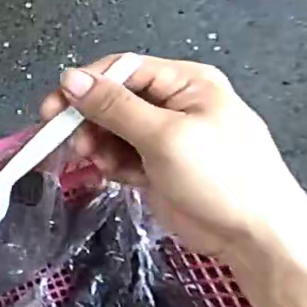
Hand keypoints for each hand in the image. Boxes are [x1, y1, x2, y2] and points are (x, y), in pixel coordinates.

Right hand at [40, 55, 306, 255]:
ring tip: (102, 164)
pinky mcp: (156, 164)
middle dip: (90, 121)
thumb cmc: (221, 178)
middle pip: (112, 100)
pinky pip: (120, 154)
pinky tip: (116, 175)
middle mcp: (173, 102)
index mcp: (185, 82)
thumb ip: (115, 107)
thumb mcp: (164, 136)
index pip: (122, 71)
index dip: (84, 88)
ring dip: (99, 145)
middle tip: (74, 145)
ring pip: (112, 129)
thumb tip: (71, 79)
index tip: (53, 111)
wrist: (254, 236)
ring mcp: (164, 135)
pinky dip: (111, 163)